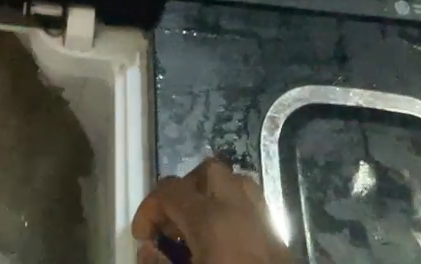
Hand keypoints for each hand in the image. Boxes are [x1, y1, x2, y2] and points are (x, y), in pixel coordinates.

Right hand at [131, 158, 291, 263]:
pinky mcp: (278, 234)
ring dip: (212, 194)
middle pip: (206, 172)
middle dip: (184, 190)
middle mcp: (236, 206)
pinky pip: (253, 202)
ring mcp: (261, 217)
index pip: (169, 191)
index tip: (142, 236)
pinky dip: (235, 207)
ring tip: (200, 223)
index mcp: (209, 217)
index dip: (148, 209)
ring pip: (235, 181)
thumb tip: (147, 249)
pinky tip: (228, 234)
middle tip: (173, 224)